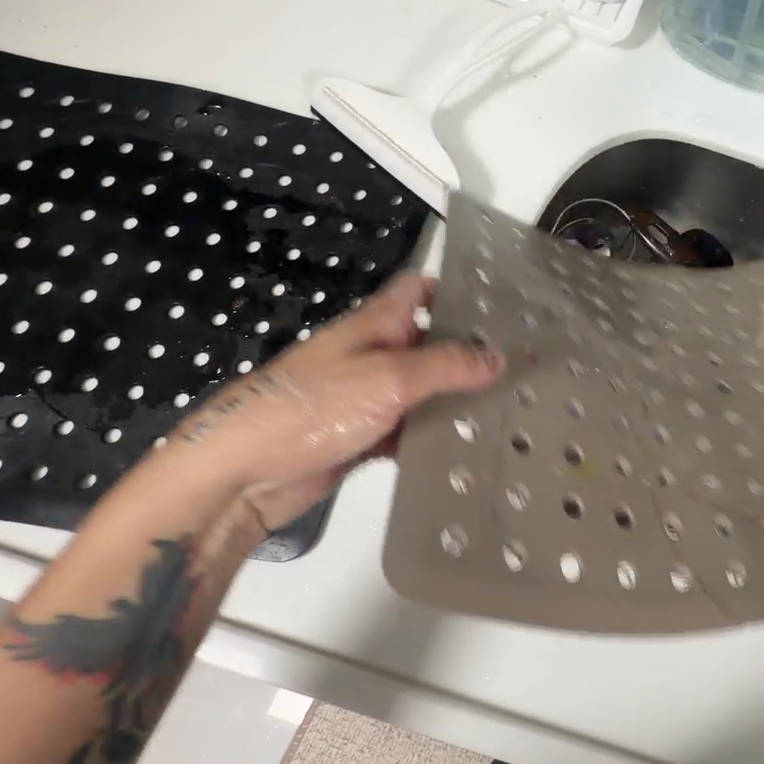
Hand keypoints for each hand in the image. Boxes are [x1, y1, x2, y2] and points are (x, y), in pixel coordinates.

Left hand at [163, 274, 503, 532]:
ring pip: (423, 390)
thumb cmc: (313, 407)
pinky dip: (432, 435)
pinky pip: (408, 429)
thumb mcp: (389, 377)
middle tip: (523, 366)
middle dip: (470, 353)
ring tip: (508, 407)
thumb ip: (447, 365)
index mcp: (377, 323)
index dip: (457, 291)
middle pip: (430, 342)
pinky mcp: (362, 436)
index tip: (501, 308)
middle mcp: (374, 353)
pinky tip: (465, 446)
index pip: (420, 290)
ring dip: (454, 399)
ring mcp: (366, 396)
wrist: (241, 474)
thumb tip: (498, 356)